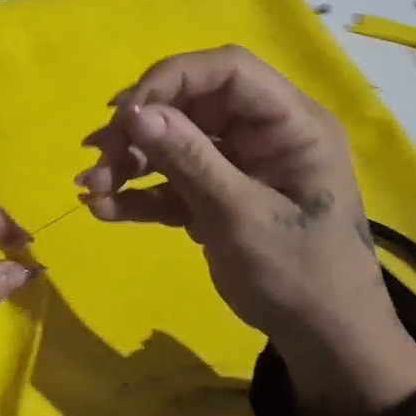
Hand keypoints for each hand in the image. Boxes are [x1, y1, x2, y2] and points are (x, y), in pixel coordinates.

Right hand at [76, 47, 415, 415]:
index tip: (124, 112)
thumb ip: (189, 160)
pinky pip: (169, 180)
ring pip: (171, 142)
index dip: (170, 80)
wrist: (323, 343)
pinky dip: (138, 193)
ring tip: (92, 188)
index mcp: (290, 124)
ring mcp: (237, 165)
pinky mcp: (215, 195)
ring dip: (128, 162)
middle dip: (138, 129)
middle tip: (97, 156)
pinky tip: (104, 209)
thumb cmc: (301, 276)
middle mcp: (262, 134)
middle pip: (188, 105)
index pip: (226, 72)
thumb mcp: (241, 216)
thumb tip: (134, 112)